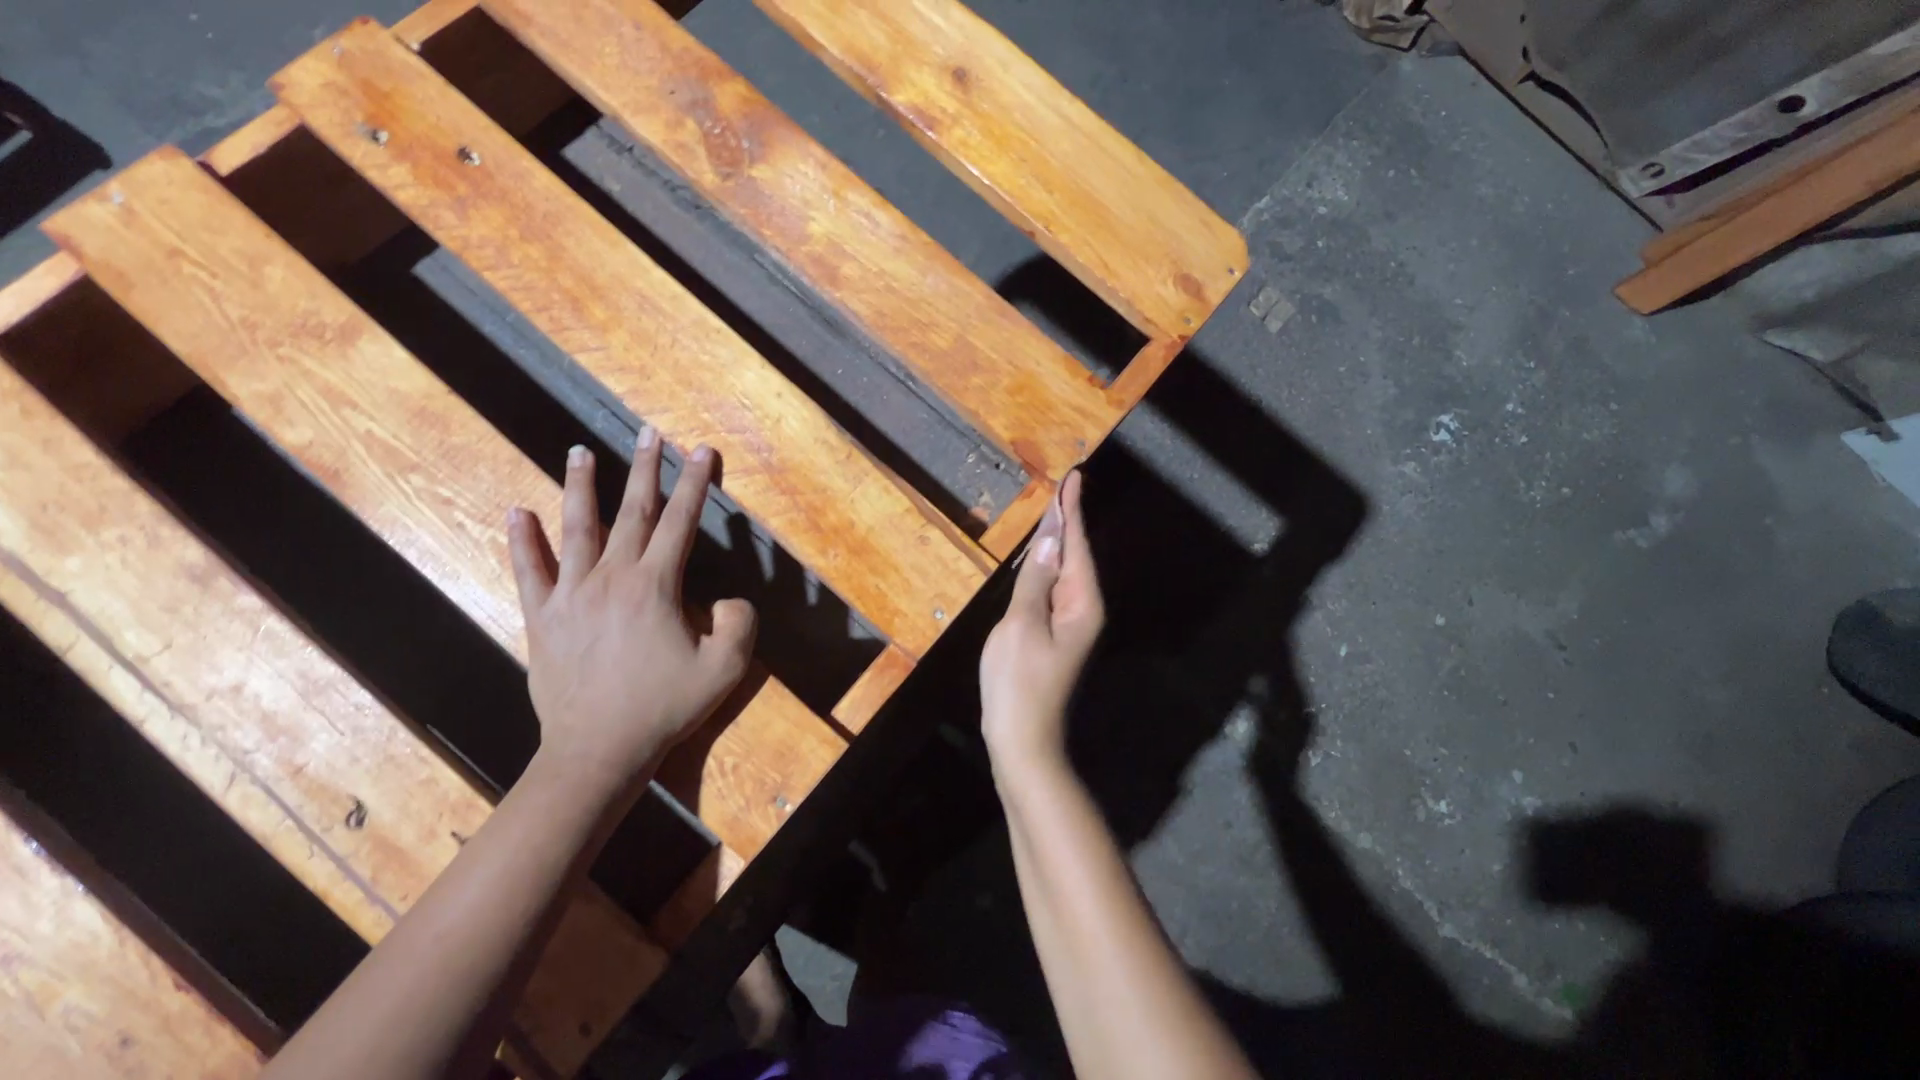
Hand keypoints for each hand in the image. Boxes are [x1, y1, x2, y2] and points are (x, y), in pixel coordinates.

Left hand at [507, 430, 755, 793]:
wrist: (598, 749)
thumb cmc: (664, 708)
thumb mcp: (725, 669)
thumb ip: (739, 623)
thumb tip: (727, 599)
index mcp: (655, 585)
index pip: (681, 522)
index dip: (695, 484)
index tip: (700, 451)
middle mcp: (611, 577)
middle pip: (633, 512)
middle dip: (645, 469)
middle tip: (649, 432)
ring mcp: (571, 594)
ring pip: (577, 528)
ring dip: (583, 486)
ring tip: (580, 450)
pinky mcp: (542, 617)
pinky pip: (529, 570)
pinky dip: (522, 540)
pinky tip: (516, 511)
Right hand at [980, 470, 1103, 766]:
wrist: (1022, 739)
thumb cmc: (1019, 682)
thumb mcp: (1021, 625)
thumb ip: (1034, 580)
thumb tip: (1049, 540)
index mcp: (1081, 604)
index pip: (1076, 546)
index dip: (1071, 512)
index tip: (1073, 478)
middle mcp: (1082, 610)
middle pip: (1073, 556)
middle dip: (1066, 521)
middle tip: (1062, 486)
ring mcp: (1070, 625)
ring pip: (1062, 572)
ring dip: (1056, 542)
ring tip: (1052, 510)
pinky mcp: (1054, 636)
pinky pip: (1052, 590)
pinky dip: (1044, 568)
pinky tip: (1037, 557)